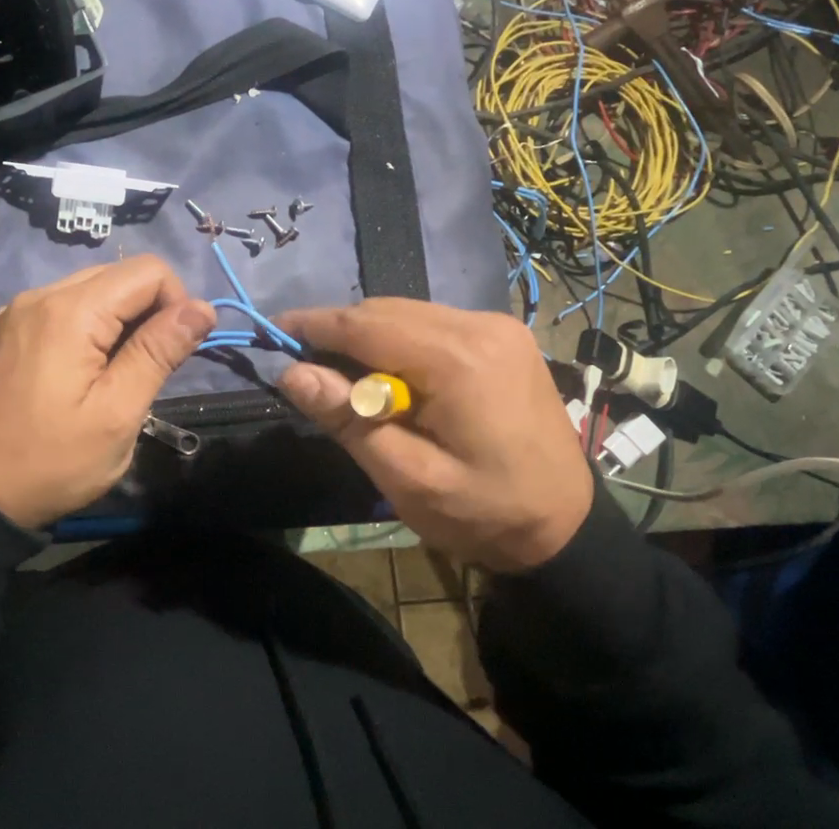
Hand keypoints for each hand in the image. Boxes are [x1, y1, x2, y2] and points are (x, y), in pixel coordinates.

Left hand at [0, 256, 215, 527]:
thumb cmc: (54, 461)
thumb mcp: (118, 414)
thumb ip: (159, 352)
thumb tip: (202, 307)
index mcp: (69, 312)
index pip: (146, 271)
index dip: (177, 302)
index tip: (175, 352)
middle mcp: (39, 296)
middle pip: (117, 274)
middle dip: (148, 310)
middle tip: (148, 368)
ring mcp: (17, 311)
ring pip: (89, 288)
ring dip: (117, 320)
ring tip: (116, 374)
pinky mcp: (6, 330)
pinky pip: (60, 308)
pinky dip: (86, 327)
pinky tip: (82, 370)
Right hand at [276, 300, 593, 572]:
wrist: (566, 528)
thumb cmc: (485, 513)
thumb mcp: (409, 478)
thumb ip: (350, 420)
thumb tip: (292, 373)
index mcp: (459, 360)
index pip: (366, 325)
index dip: (314, 325)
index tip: (272, 331)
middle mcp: (481, 327)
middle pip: (384, 311)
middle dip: (338, 332)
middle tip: (302, 366)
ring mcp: (497, 328)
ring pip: (405, 312)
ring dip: (366, 336)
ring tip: (341, 376)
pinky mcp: (502, 337)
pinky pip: (430, 323)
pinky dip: (396, 340)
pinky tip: (387, 374)